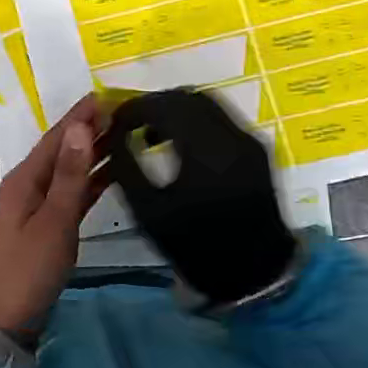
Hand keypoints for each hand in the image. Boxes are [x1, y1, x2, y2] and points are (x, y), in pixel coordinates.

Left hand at [0, 94, 109, 342]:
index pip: (55, 139)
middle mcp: (28, 185)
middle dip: (89, 129)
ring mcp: (37, 204)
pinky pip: (73, 191)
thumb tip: (80, 128)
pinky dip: (92, 179)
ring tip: (126, 132)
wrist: (12, 313)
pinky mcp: (49, 222)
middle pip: (61, 150)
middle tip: (125, 109)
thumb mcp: (54, 220)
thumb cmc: (31, 268)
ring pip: (69, 169)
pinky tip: (115, 171)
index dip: (79, 117)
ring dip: (93, 151)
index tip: (106, 94)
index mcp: (24, 180)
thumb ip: (69, 176)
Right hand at [105, 89, 295, 307]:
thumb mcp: (147, 209)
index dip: (133, 108)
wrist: (252, 270)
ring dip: (173, 111)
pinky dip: (192, 121)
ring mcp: (249, 141)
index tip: (113, 122)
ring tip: (149, 134)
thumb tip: (111, 135)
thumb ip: (126, 166)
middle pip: (187, 96)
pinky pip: (219, 118)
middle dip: (153, 105)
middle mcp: (233, 136)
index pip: (164, 106)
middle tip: (129, 124)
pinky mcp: (256, 150)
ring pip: (206, 103)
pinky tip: (176, 146)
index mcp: (205, 151)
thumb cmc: (193, 243)